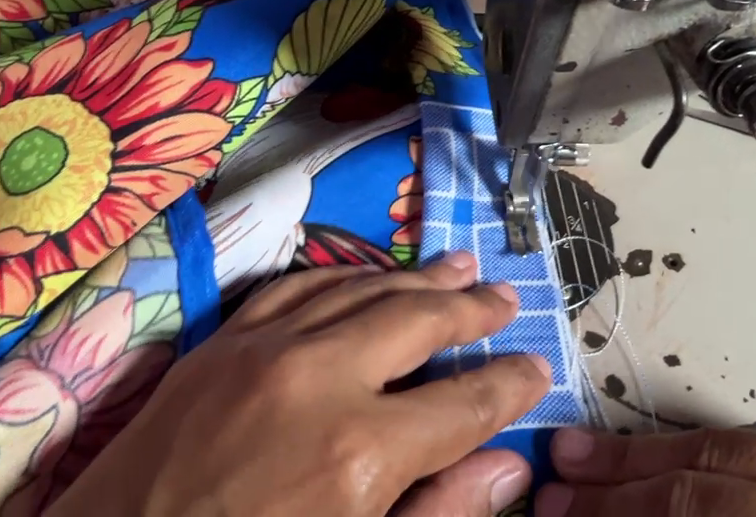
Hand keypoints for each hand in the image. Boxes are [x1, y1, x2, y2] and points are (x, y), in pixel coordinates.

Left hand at [49, 253, 551, 516]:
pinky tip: (371, 272)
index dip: (508, 385)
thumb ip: (437, 515)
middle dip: (471, 308)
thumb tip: (507, 465)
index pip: (462, 404)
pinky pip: (298, 286)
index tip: (535, 370)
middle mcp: (317, 381)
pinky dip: (346, 275)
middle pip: (416, 322)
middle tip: (506, 294)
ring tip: (459, 263)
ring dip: (416, 276)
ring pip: (362, 288)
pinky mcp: (220, 342)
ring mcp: (262, 350)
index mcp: (357, 457)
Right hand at [535, 414, 755, 515]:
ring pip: (735, 443)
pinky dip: (714, 456)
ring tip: (587, 458)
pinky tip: (660, 460)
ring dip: (654, 456)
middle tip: (556, 482)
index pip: (706, 515)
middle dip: (623, 482)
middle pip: (714, 475)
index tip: (562, 515)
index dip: (625, 516)